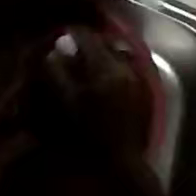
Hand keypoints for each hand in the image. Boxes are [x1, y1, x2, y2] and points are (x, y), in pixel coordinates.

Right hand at [40, 27, 146, 155]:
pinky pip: (125, 70)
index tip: (60, 33)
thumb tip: (53, 53)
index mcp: (105, 67)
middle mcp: (124, 68)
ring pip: (116, 56)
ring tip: (85, 63)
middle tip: (71, 48)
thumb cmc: (89, 134)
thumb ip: (58, 74)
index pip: (88, 37)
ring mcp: (136, 80)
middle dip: (87, 43)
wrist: (120, 163)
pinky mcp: (142, 93)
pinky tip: (100, 81)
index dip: (72, 32)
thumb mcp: (66, 102)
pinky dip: (111, 69)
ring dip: (100, 56)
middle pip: (105, 44)